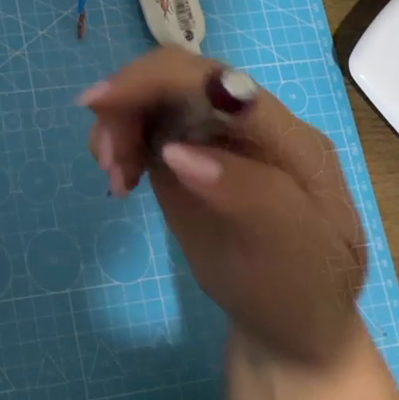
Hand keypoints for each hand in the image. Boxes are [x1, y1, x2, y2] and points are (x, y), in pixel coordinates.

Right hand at [85, 48, 365, 367]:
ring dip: (116, 128)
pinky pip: (138, 124)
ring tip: (116, 179)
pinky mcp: (183, 150)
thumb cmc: (299, 287)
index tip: (99, 103)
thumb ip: (247, 194)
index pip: (213, 79)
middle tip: (107, 161)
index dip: (153, 79)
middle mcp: (246, 121)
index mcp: (283, 134)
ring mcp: (212, 134)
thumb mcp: (293, 251)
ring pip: (147, 99)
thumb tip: (175, 151)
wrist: (288, 319)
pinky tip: (120, 180)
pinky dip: (116, 142)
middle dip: (125, 106)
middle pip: (171, 80)